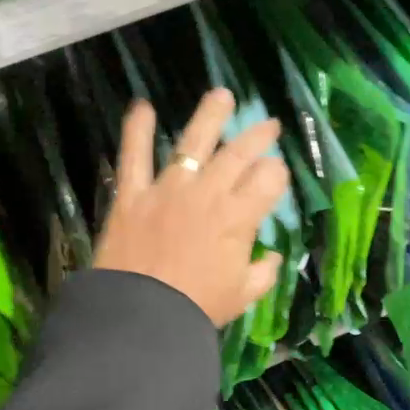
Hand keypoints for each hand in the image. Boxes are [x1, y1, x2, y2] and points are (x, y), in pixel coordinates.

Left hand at [93, 89, 288, 326]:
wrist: (141, 314)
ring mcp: (168, 188)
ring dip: (210, 116)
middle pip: (239, 154)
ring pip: (193, 142)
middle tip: (269, 124)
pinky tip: (143, 107)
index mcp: (239, 217)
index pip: (268, 180)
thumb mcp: (242, 296)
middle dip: (258, 136)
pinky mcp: (133, 194)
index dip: (277, 174)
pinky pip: (134, 155)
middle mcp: (208, 193)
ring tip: (222, 95)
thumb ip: (263, 273)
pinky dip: (138, 130)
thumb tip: (271, 257)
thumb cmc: (197, 307)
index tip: (277, 174)